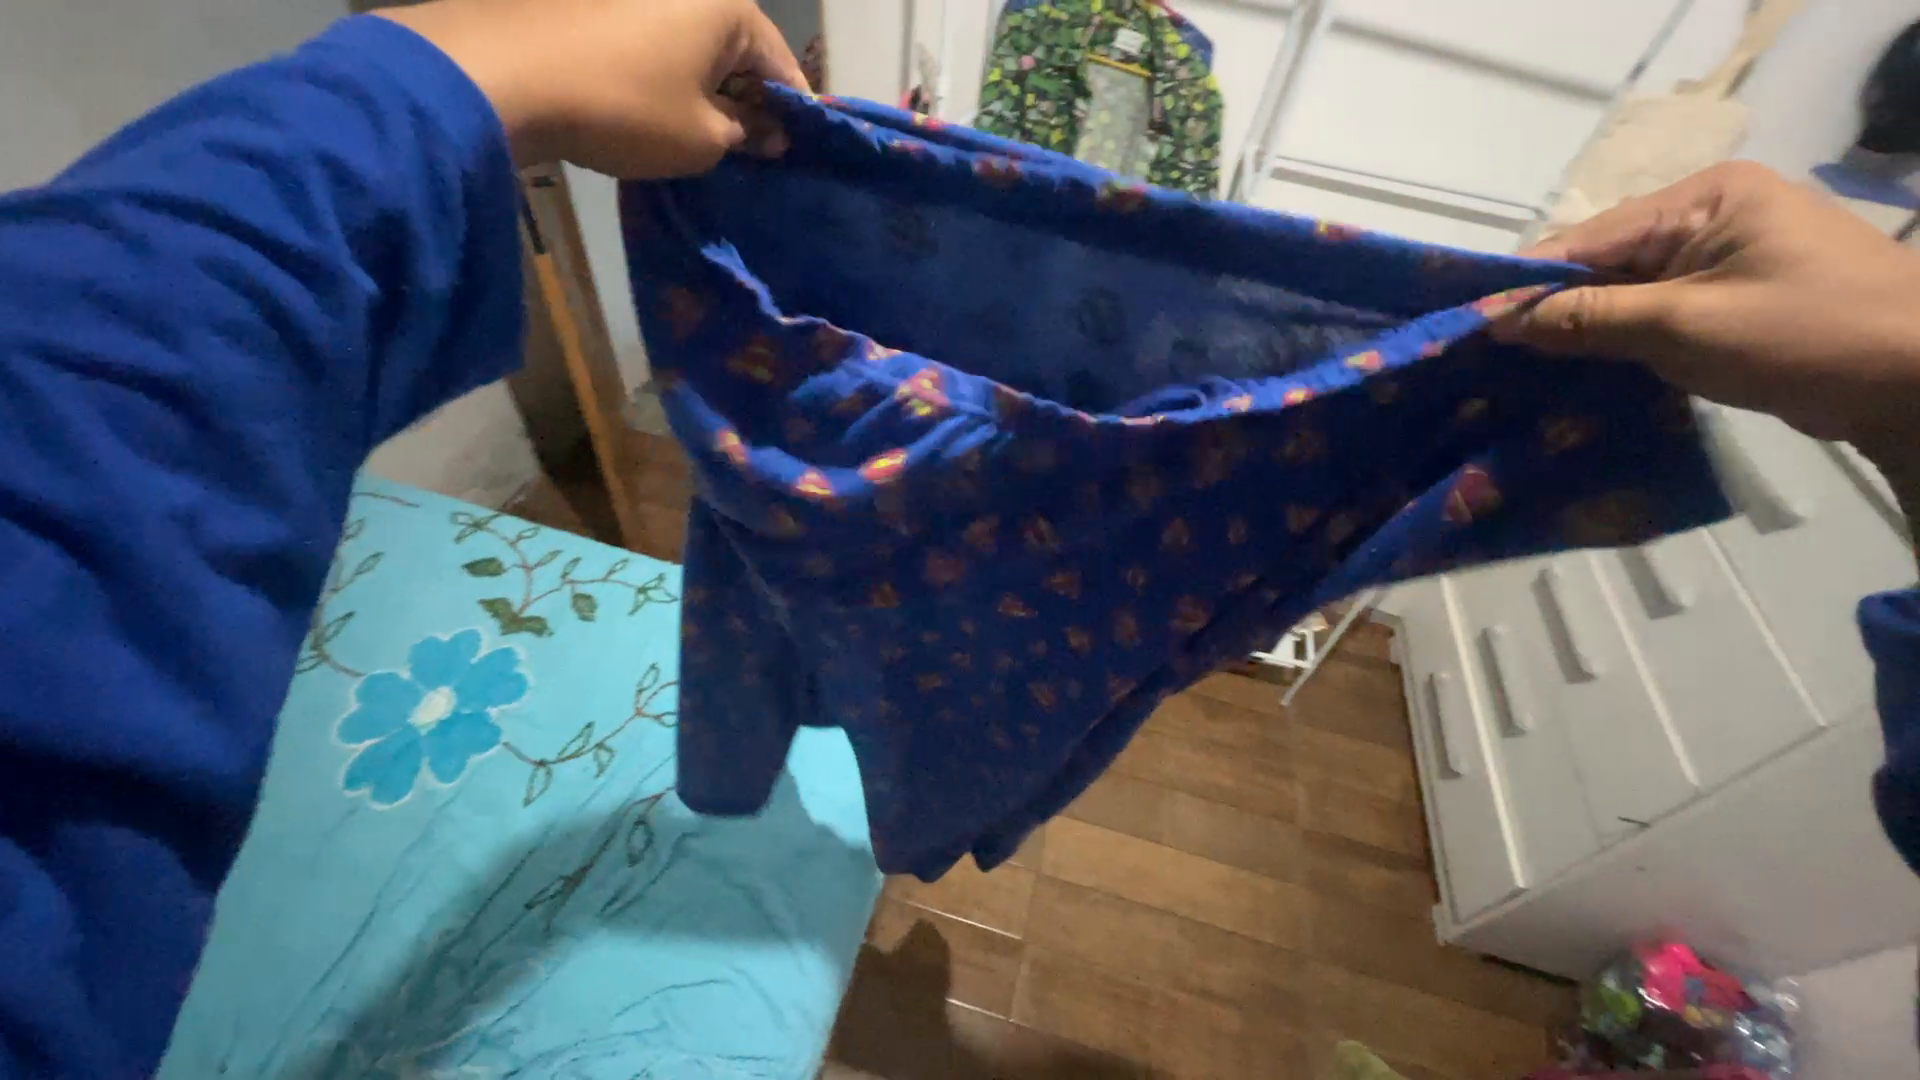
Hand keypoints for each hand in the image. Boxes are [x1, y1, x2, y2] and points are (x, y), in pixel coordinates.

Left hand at [378, 0, 806, 176]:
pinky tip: (666, 109)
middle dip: (751, 97)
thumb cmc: (627, 108)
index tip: (798, 150)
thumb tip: (772, 134)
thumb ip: (748, 134)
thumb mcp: (704, 138)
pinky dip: (671, 73)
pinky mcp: (599, 2)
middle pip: (739, 48)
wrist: (506, 74)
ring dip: (711, 87)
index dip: (794, 113)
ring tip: (711, 135)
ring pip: (696, 44)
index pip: (782, 63)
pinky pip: (656, 39)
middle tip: (755, 149)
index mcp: (725, 6)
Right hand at [1494, 162, 1919, 473]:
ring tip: (1509, 366)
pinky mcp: (1716, 298)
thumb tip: (1499, 321)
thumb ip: (1586, 317)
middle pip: (1594, 263)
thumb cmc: (1808, 335)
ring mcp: (1711, 259)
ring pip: (1611, 292)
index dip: (1522, 283)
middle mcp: (1702, 217)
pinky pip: (1639, 313)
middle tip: (1481, 353)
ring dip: (1569, 329)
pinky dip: (1603, 340)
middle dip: (1543, 308)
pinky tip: (1564, 369)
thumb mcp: (1683, 324)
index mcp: (1701, 200)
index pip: (1584, 239)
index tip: (1465, 323)